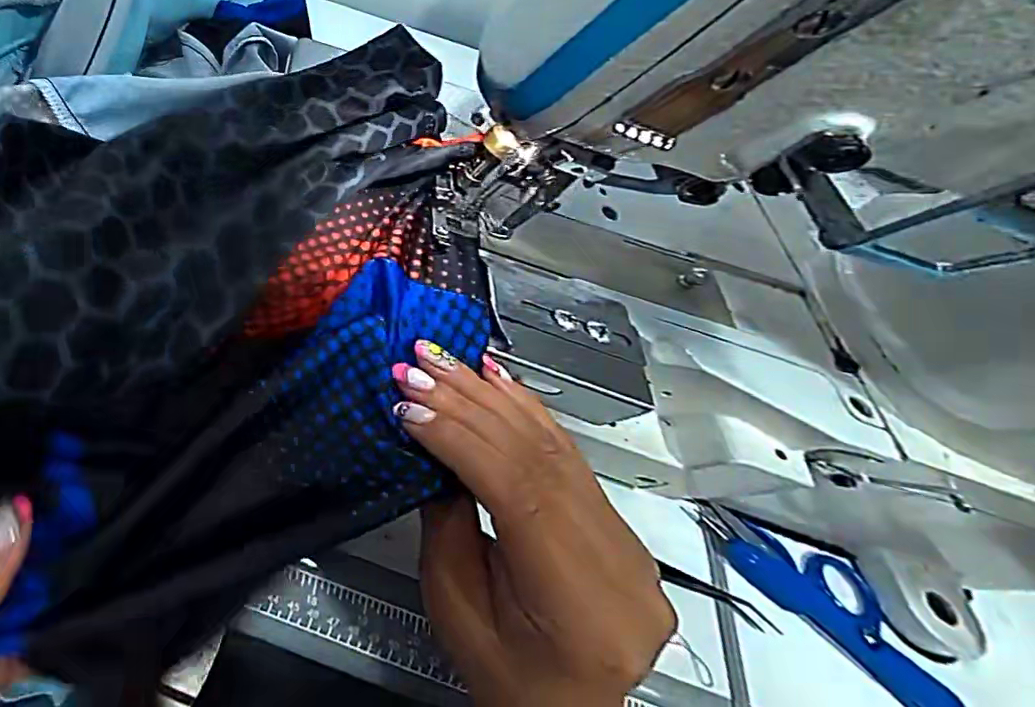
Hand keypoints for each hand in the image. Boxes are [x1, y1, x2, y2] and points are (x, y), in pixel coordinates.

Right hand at [393, 341, 675, 705]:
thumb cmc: (506, 675)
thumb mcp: (456, 606)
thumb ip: (448, 520)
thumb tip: (431, 441)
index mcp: (582, 607)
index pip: (520, 494)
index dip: (460, 439)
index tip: (409, 406)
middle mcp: (619, 565)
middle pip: (538, 459)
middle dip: (467, 403)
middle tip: (416, 366)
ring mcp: (626, 539)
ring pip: (553, 445)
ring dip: (488, 394)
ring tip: (443, 359)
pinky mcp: (615, 521)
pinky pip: (566, 451)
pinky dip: (523, 406)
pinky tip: (493, 375)